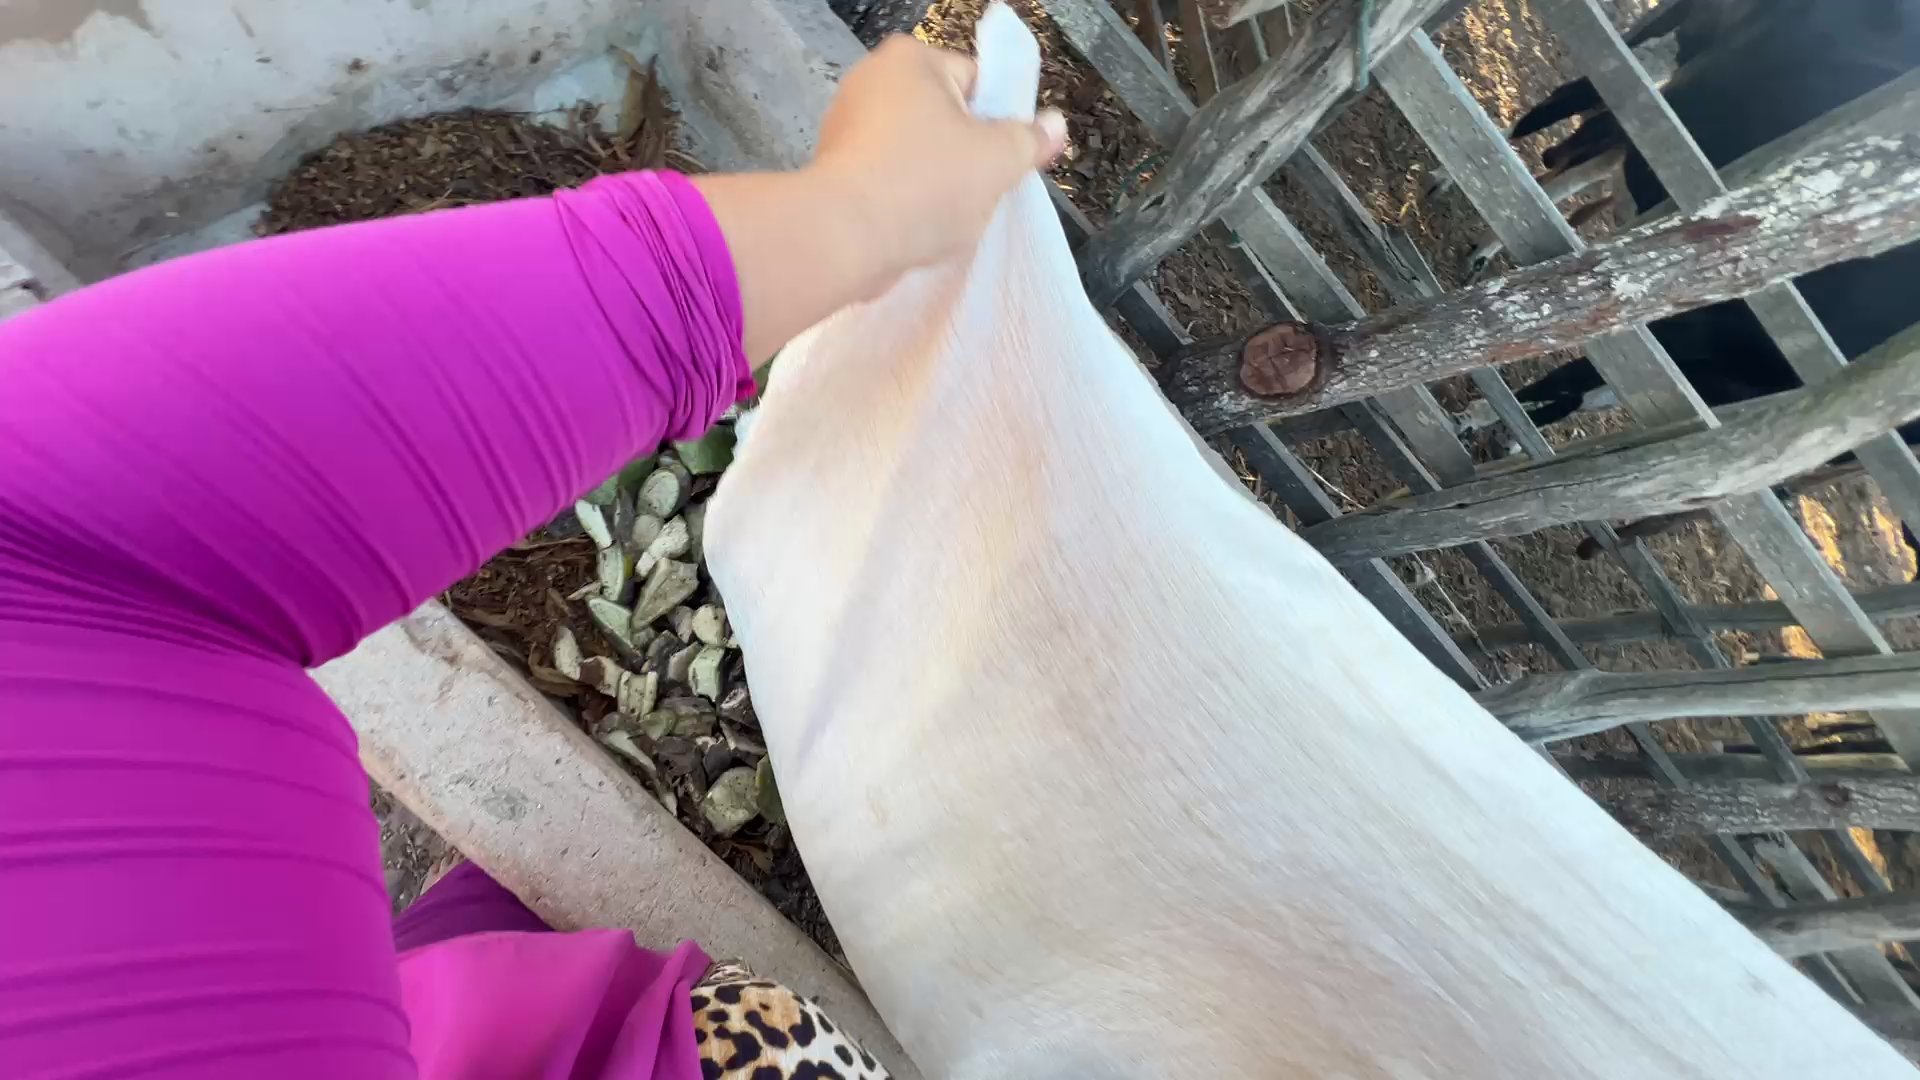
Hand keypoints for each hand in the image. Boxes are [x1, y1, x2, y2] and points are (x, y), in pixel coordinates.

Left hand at [808, 35, 1068, 280]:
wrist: (847, 239)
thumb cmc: (926, 186)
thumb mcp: (996, 161)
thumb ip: (1029, 141)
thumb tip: (1056, 125)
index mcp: (911, 60)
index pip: (975, 81)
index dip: (999, 123)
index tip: (1006, 161)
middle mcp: (871, 81)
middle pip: (943, 119)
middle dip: (966, 157)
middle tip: (981, 193)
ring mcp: (846, 129)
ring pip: (914, 155)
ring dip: (935, 184)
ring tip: (947, 217)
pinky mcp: (835, 174)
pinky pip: (886, 183)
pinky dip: (904, 202)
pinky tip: (916, 228)